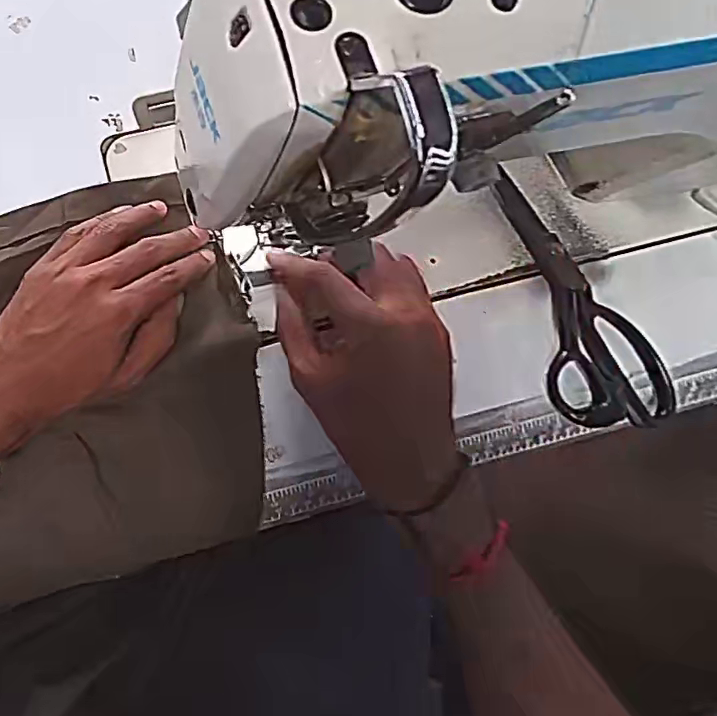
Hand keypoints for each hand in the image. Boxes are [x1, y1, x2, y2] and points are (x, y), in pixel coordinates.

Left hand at [0, 201, 216, 469]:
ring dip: (139, 216)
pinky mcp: (44, 267)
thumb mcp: (124, 375)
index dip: (190, 265)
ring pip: (111, 230)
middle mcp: (92, 285)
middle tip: (194, 233)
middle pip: (145, 249)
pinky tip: (113, 216)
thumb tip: (173, 304)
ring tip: (158, 209)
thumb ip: (156, 337)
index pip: (165, 277)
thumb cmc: (62, 386)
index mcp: (116, 312)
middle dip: (176, 238)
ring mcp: (65, 271)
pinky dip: (99, 220)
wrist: (9, 384)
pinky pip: (76, 233)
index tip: (202, 258)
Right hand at [270, 242, 459, 511]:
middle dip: (332, 258)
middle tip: (309, 274)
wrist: (411, 460)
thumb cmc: (365, 430)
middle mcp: (405, 314)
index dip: (294, 264)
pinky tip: (363, 304)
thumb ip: (292, 326)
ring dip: (362, 266)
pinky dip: (384, 283)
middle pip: (366, 255)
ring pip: (394, 263)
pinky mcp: (436, 329)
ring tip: (337, 286)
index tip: (280, 262)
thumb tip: (285, 296)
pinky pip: (411, 286)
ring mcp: (426, 320)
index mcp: (370, 325)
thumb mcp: (310, 377)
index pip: (325, 274)